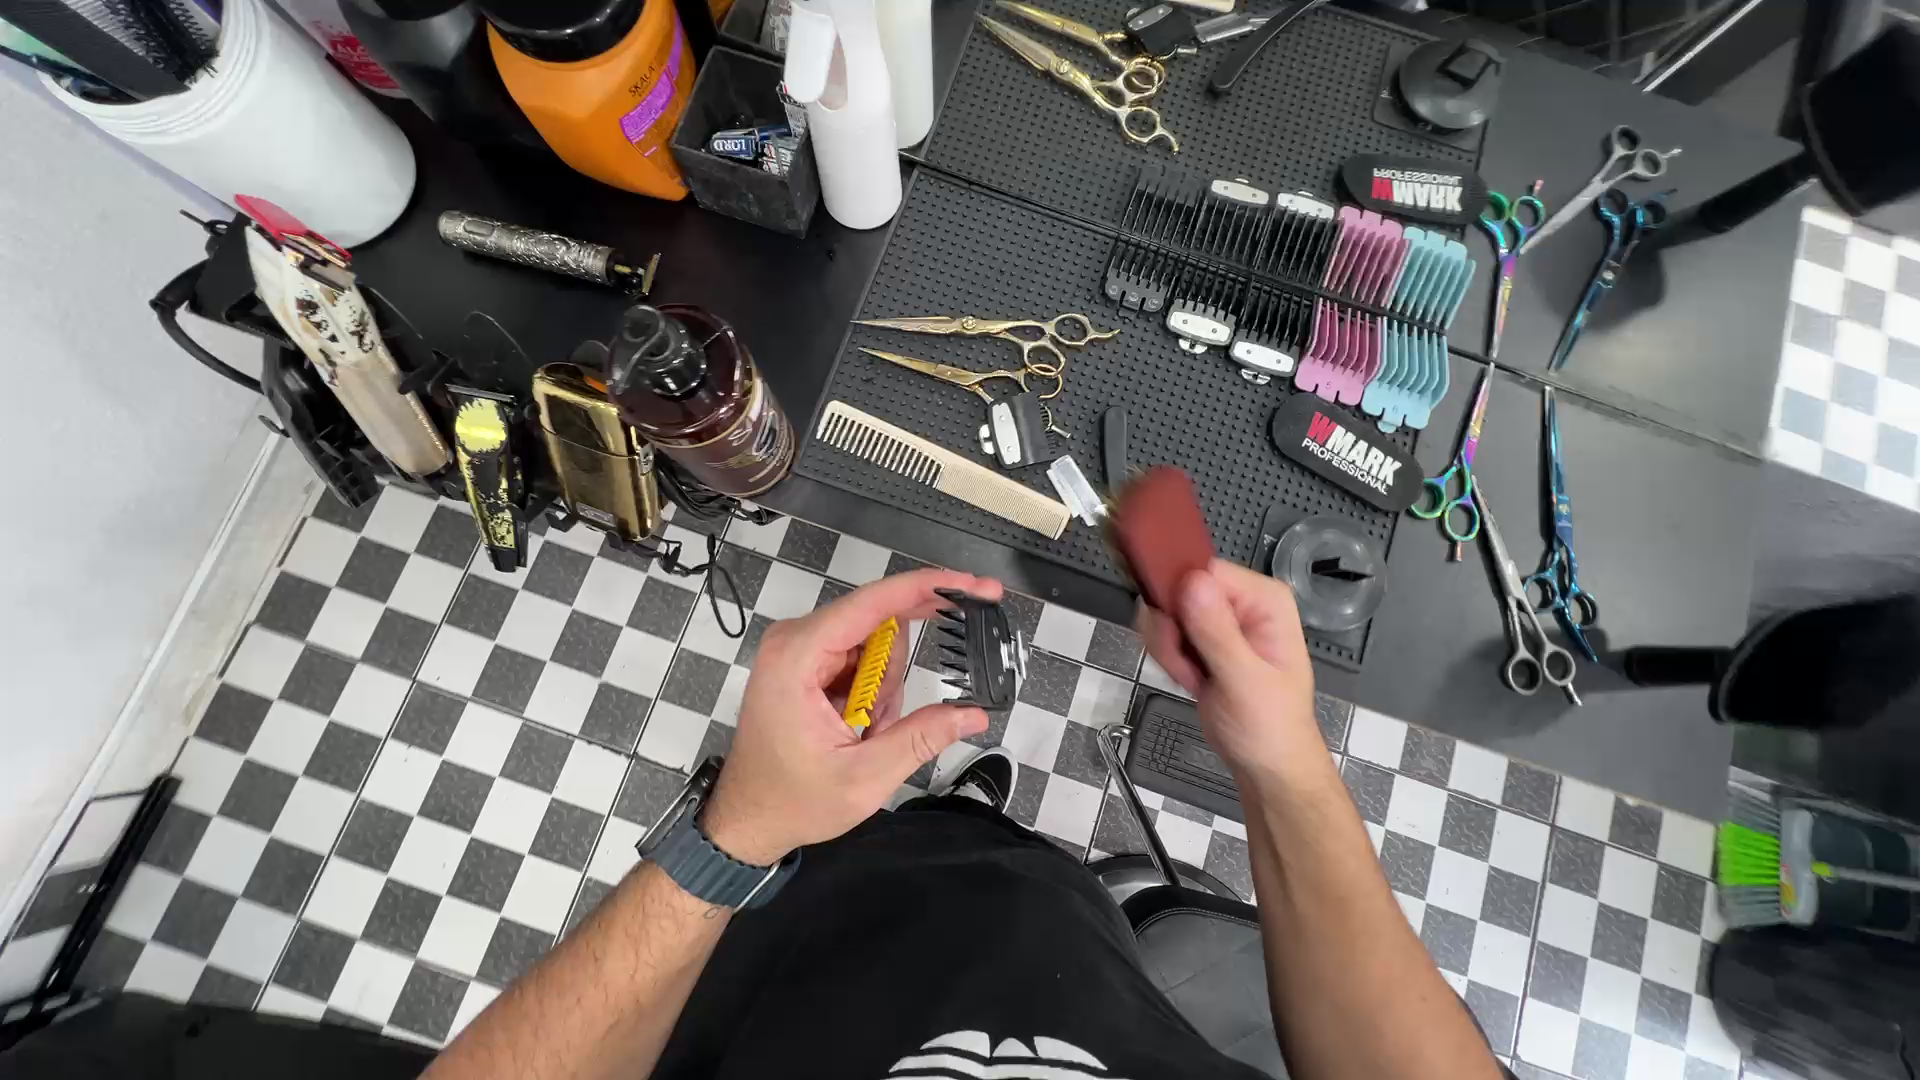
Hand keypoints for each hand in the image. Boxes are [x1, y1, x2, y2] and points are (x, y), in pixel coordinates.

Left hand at [700, 569, 1004, 865]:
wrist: (748, 818)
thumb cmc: (791, 800)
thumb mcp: (864, 778)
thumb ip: (921, 738)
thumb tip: (973, 714)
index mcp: (798, 656)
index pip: (872, 603)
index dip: (927, 588)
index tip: (973, 584)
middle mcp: (796, 639)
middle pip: (879, 621)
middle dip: (898, 669)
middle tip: (902, 706)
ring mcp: (802, 646)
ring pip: (877, 640)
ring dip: (886, 686)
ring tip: (865, 734)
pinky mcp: (810, 659)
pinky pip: (864, 655)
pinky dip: (875, 690)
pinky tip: (860, 726)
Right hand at [1136, 559, 1319, 782]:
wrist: (1266, 766)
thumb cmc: (1269, 728)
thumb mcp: (1244, 681)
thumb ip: (1216, 632)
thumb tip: (1191, 582)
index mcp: (1263, 599)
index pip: (1203, 571)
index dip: (1180, 598)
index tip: (1176, 634)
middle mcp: (1242, 601)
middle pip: (1178, 590)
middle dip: (1171, 632)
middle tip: (1187, 667)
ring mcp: (1220, 619)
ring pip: (1166, 611)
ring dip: (1169, 649)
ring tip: (1194, 679)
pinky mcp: (1201, 637)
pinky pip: (1166, 630)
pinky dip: (1168, 658)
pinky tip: (1191, 680)